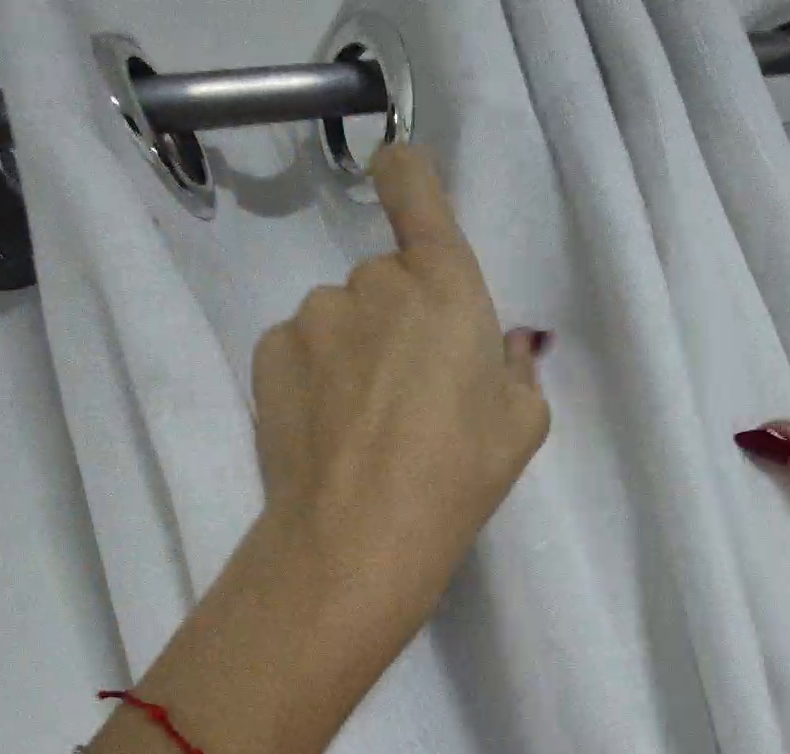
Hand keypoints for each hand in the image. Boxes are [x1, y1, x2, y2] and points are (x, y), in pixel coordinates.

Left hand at [250, 144, 551, 623]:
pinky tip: (326, 428)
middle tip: (411, 392)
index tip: (398, 184)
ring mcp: (313, 318)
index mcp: (445, 288)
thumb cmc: (456, 479)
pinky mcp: (268, 354)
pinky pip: (299, 347)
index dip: (407, 178)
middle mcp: (373, 284)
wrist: (356, 538)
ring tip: (365, 422)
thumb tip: (503, 346)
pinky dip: (314, 373)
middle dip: (399, 319)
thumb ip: (516, 369)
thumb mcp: (521, 428)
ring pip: (339, 317)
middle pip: (386, 279)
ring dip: (353, 348)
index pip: (414, 188)